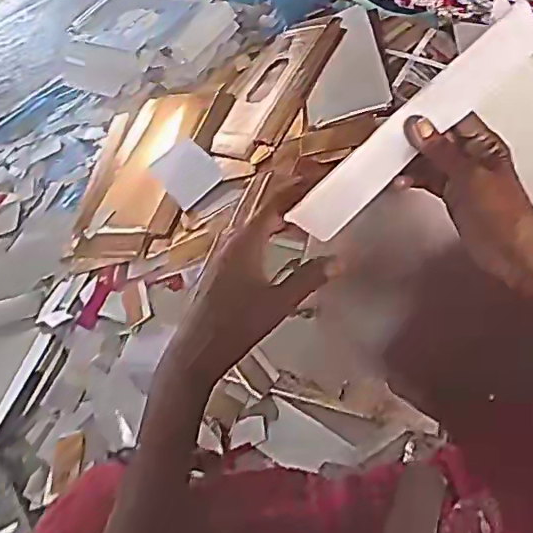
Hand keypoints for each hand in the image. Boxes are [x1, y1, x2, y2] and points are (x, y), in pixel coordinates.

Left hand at [161, 166, 334, 387]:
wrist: (193, 355)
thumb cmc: (233, 328)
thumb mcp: (279, 303)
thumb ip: (309, 278)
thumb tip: (339, 261)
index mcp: (246, 241)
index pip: (274, 200)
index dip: (297, 186)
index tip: (316, 177)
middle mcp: (231, 240)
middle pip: (260, 203)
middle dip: (286, 192)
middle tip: (311, 189)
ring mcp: (222, 252)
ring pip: (252, 218)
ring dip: (276, 210)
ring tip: (301, 214)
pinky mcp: (218, 265)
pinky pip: (246, 233)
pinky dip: (266, 227)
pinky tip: (277, 241)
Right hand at [400, 115, 532, 305]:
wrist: (514, 257)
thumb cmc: (508, 218)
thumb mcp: (470, 176)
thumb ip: (443, 151)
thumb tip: (422, 128)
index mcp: (486, 143)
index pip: (455, 116)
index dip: (432, 112)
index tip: (408, 111)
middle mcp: (475, 157)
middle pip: (441, 136)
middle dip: (418, 134)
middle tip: (395, 134)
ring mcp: (465, 176)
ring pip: (432, 157)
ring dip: (413, 157)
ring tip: (394, 158)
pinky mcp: (456, 195)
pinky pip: (430, 178)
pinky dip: (415, 177)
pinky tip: (404, 179)